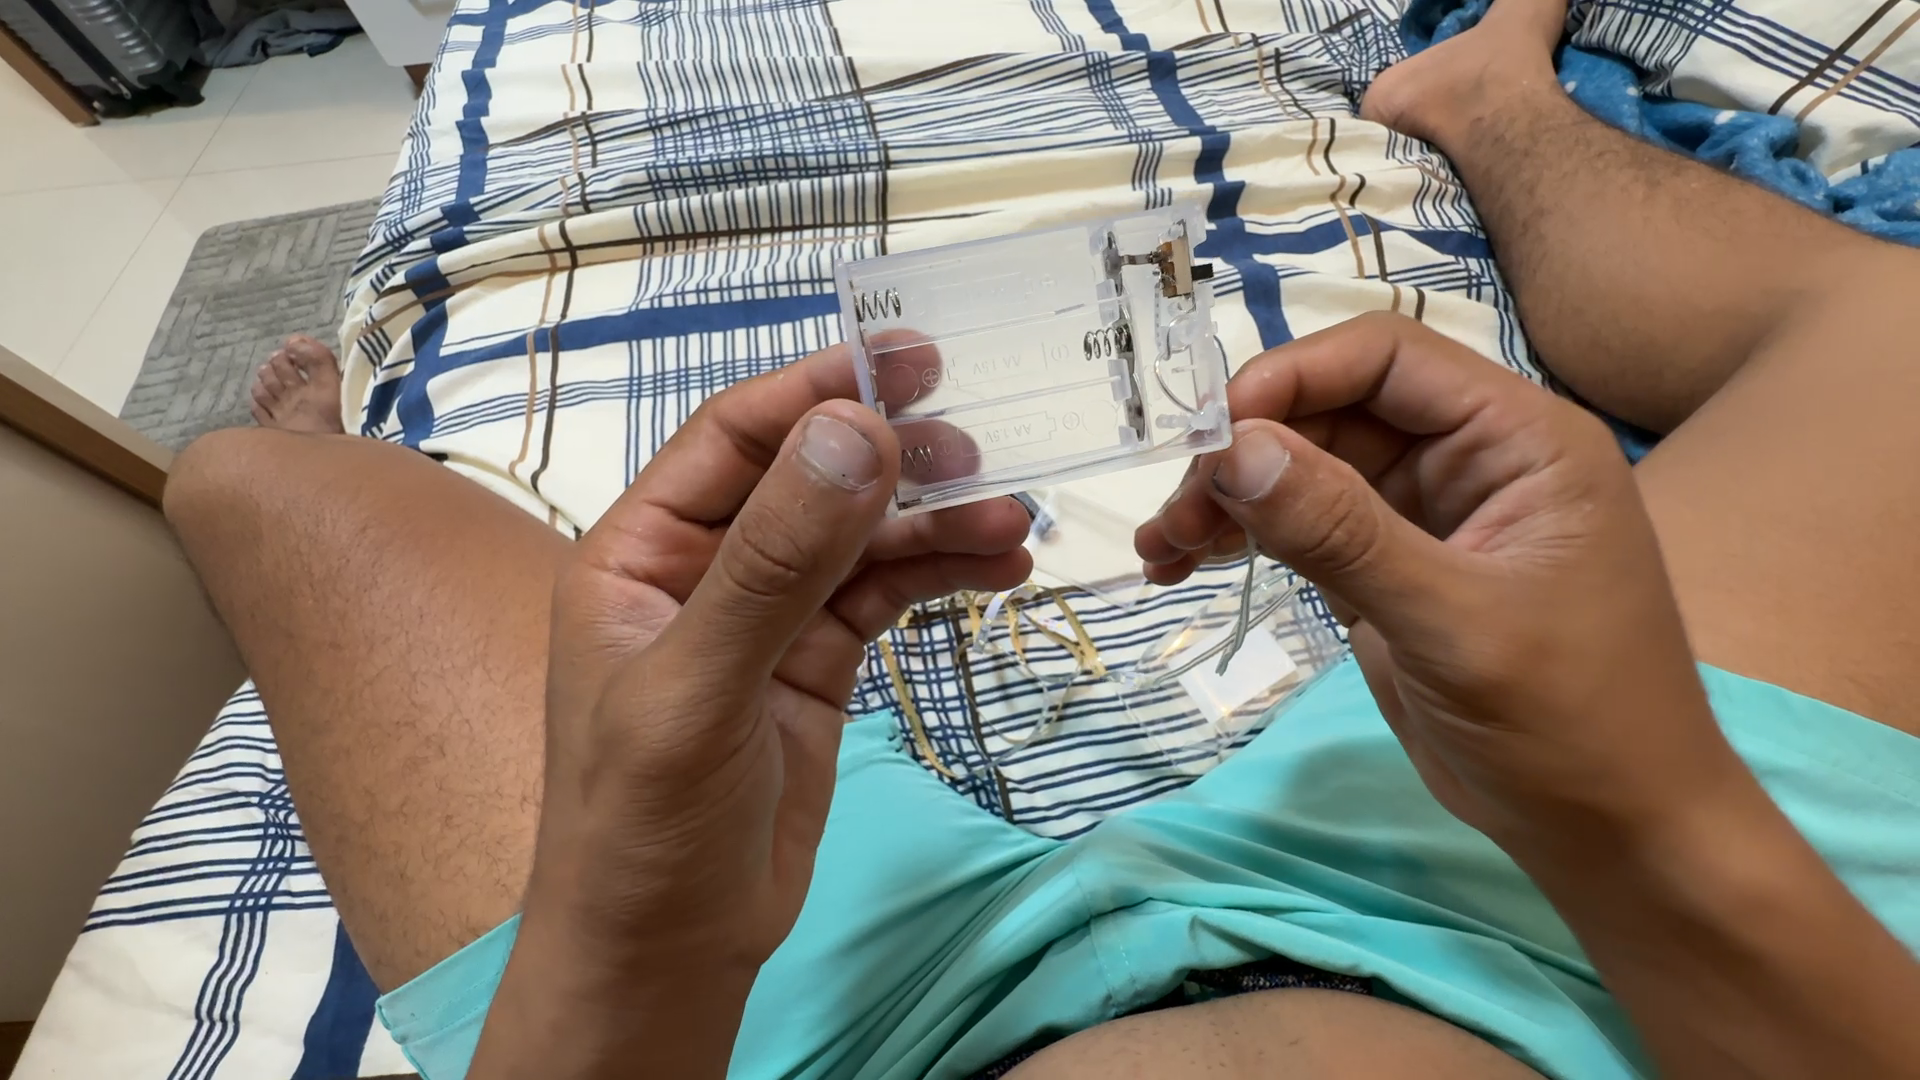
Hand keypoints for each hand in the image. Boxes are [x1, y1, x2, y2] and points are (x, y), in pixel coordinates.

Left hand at [530, 342, 1030, 976]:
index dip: (816, 391)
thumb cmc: (648, 824)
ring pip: (863, 539)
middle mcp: (711, 566)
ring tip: (1011, 519)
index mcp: (646, 550)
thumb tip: (855, 434)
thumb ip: (775, 561)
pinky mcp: (821, 656)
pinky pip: (887, 593)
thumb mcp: (701, 687)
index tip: (905, 362)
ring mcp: (773, 611)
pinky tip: (997, 567)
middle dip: (894, 459)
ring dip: (936, 525)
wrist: (674, 947)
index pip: (735, 438)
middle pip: (814, 479)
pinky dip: (941, 575)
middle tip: (977, 444)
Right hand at [1136, 313, 1744, 848]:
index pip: (1384, 360)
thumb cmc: (1564, 721)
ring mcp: (1411, 513)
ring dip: (1222, 502)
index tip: (1210, 436)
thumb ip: (1342, 531)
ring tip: (1160, 549)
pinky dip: (1235, 540)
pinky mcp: (1375, 563)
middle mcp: (1458, 459)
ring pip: (1295, 472)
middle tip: (1174, 518)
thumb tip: (1234, 451)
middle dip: (1238, 458)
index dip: (1290, 378)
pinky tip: (1181, 565)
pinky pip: (1292, 528)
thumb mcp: (1451, 622)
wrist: (1598, 827)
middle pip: (1322, 416)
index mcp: (1512, 439)